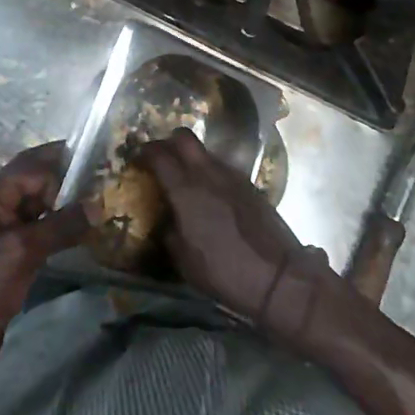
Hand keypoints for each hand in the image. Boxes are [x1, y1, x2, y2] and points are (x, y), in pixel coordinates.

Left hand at [0, 142, 87, 366]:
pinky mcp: (9, 246)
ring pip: (40, 201)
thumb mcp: (24, 251)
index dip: (68, 167)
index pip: (37, 165)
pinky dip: (59, 224)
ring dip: (66, 202)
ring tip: (101, 204)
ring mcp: (2, 223)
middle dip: (68, 178)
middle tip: (106, 182)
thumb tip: (99, 206)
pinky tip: (82, 230)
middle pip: (37, 178)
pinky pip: (39, 224)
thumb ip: (62, 225)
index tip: (103, 171)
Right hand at [137, 128, 302, 319]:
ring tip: (186, 178)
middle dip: (168, 142)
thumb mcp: (184, 260)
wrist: (278, 276)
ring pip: (205, 151)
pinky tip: (211, 193)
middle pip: (184, 137)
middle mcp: (208, 173)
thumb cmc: (224, 271)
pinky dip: (210, 171)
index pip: (159, 154)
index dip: (144, 152)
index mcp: (186, 190)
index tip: (137, 158)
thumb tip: (169, 220)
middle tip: (161, 159)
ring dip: (191, 158)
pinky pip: (222, 167)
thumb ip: (171, 232)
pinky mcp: (250, 184)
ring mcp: (232, 175)